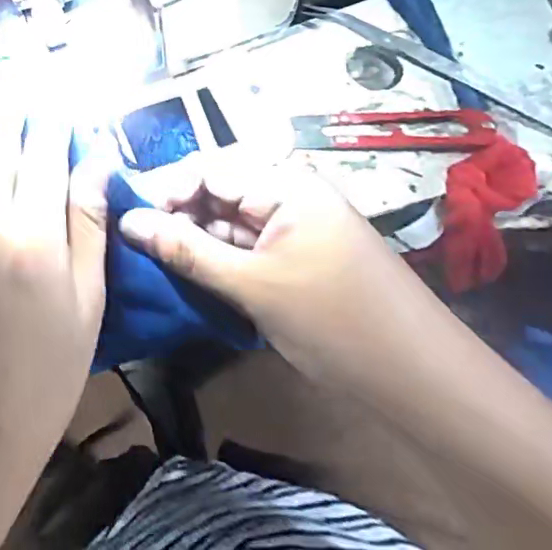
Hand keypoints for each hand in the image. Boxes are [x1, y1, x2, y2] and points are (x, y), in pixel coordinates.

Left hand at [0, 80, 112, 549]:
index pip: (46, 147)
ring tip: (2, 84)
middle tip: (37, 69)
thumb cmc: (44, 368)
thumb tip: (95, 159)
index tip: (69, 83)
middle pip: (0, 132)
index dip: (59, 110)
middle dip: (20, 94)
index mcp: (32, 233)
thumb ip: (89, 223)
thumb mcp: (86, 301)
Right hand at [117, 156, 405, 358]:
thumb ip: (185, 250)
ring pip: (230, 217)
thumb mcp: (251, 286)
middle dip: (179, 212)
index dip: (168, 188)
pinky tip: (191, 271)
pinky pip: (247, 242)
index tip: (131, 217)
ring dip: (196, 236)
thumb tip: (127, 220)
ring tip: (157, 257)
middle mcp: (290, 192)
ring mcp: (296, 224)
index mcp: (286, 182)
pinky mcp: (298, 254)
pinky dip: (219, 254)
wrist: (425, 384)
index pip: (210, 166)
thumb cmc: (337, 324)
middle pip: (219, 188)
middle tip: (139, 240)